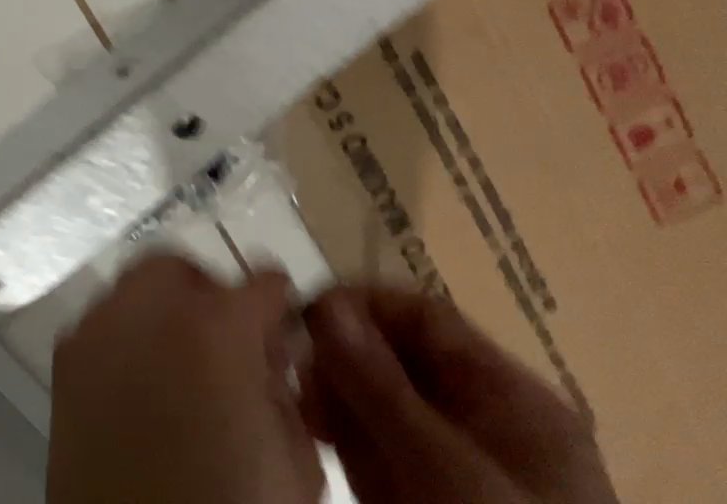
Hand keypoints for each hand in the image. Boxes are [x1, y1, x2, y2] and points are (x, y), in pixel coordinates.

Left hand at [48, 254, 321, 503]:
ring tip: (184, 363)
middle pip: (176, 268)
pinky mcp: (63, 359)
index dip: (280, 301)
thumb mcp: (292, 457)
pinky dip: (125, 337)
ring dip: (161, 310)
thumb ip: (280, 383)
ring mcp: (94, 330)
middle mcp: (144, 310)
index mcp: (214, 328)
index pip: (260, 282)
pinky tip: (143, 383)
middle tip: (231, 339)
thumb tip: (270, 349)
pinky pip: (100, 325)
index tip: (286, 319)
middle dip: (208, 292)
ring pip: (131, 289)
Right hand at [302, 285, 618, 503]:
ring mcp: (439, 453)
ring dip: (322, 388)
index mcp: (505, 396)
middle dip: (332, 352)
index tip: (298, 313)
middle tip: (282, 364)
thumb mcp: (442, 463)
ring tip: (286, 399)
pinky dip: (328, 426)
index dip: (360, 305)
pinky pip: (361, 436)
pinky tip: (301, 432)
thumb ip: (379, 383)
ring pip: (367, 393)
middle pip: (390, 352)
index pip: (422, 317)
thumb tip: (321, 303)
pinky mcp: (409, 486)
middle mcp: (472, 415)